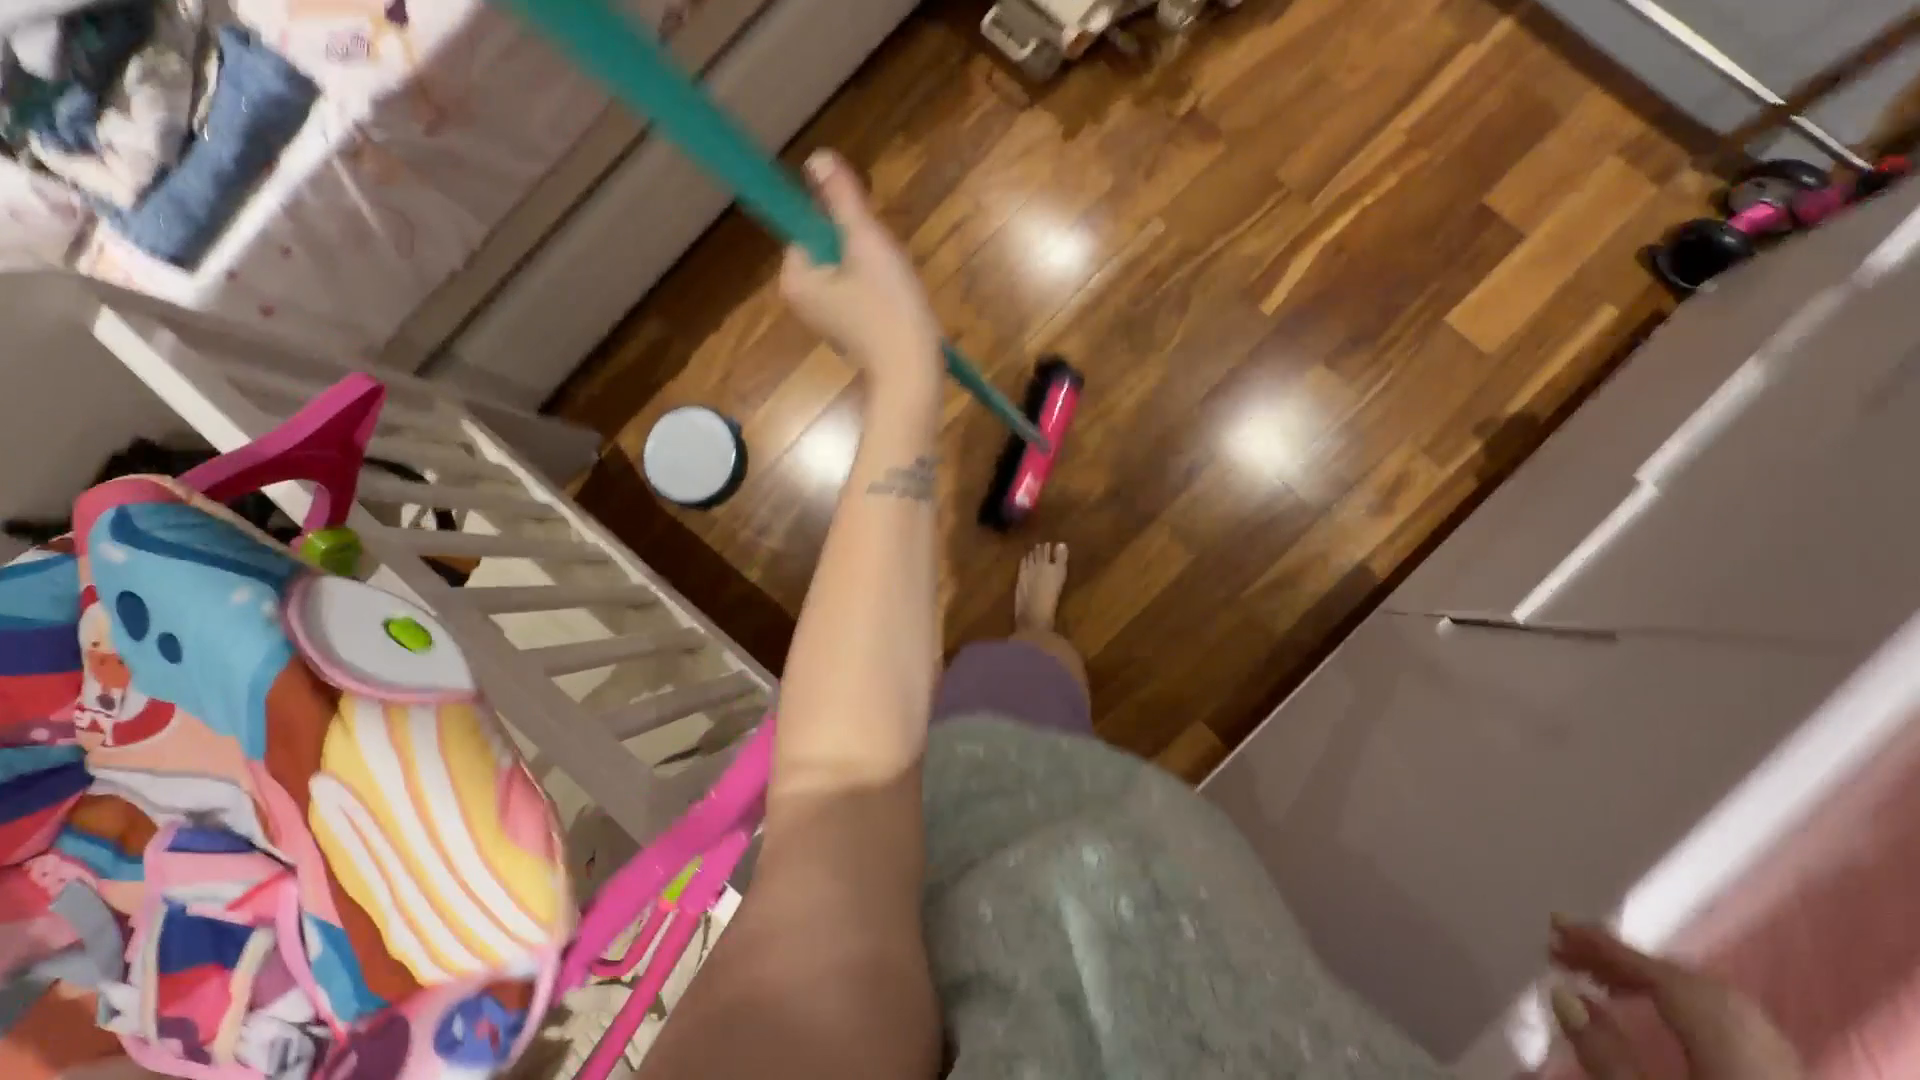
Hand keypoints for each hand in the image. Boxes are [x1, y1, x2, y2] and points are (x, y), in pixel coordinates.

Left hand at [780, 150, 943, 398]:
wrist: (912, 373)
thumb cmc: (889, 308)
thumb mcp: (867, 243)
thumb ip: (841, 199)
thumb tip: (817, 158)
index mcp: (795, 276)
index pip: (811, 225)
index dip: (844, 223)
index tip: (870, 242)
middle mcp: (799, 298)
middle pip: (830, 245)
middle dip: (862, 247)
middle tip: (887, 267)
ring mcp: (823, 316)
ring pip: (847, 267)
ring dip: (874, 267)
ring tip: (894, 286)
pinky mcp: (846, 329)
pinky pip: (857, 290)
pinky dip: (877, 289)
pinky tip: (896, 302)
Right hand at [1548, 917, 1801, 1079]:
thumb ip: (1604, 1050)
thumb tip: (1560, 991)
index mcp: (1726, 1035)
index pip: (1660, 974)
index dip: (1606, 944)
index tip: (1556, 922)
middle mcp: (1760, 1034)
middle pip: (1685, 979)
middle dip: (1622, 958)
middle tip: (1564, 949)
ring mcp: (1778, 1054)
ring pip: (1707, 996)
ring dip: (1647, 977)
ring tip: (1596, 978)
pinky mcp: (1779, 1069)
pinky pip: (1724, 1016)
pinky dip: (1678, 999)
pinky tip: (1650, 1008)